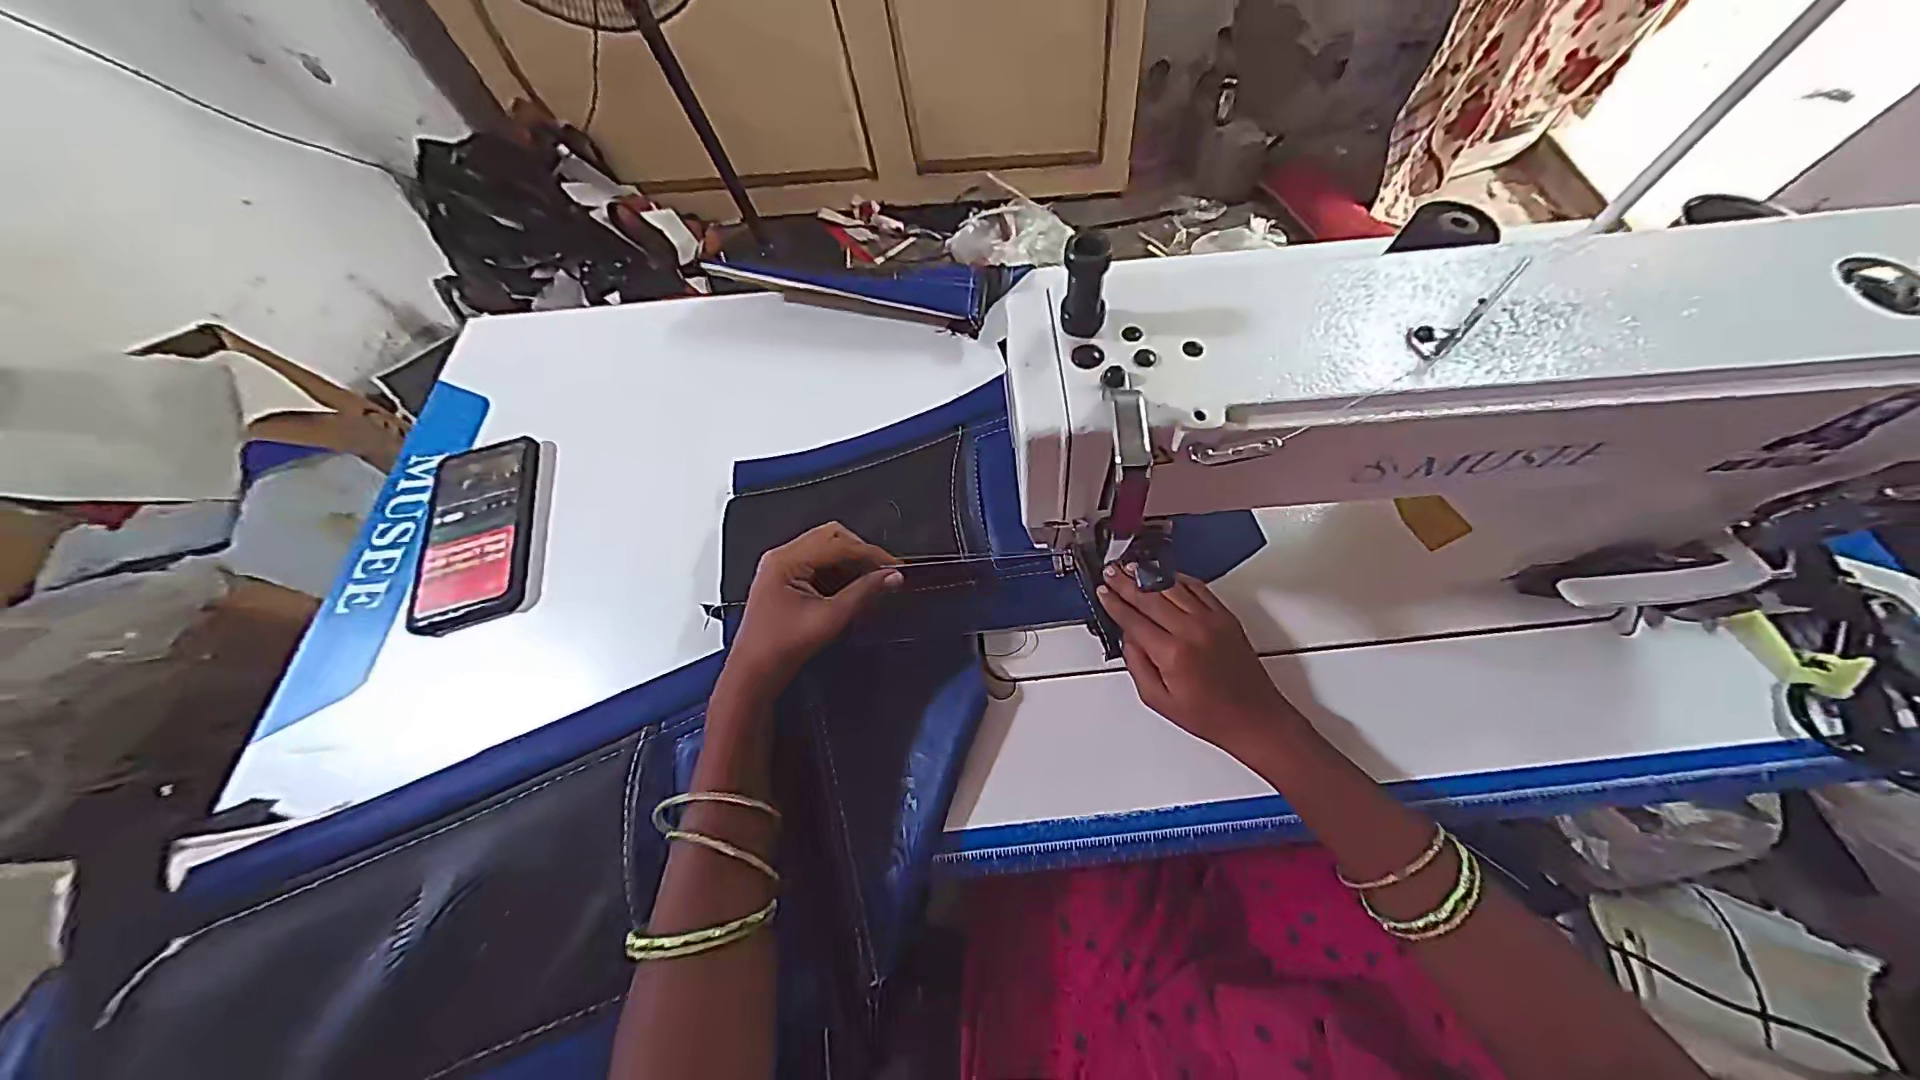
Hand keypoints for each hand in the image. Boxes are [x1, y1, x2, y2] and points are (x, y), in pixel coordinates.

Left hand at [726, 522, 902, 688]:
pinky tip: (853, 592)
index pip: (838, 543)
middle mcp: (782, 558)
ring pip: (828, 550)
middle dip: (862, 553)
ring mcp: (783, 568)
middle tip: (884, 571)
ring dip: (851, 564)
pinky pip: (820, 565)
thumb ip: (864, 593)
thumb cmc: (777, 649)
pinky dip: (840, 575)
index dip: (870, 553)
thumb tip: (889, 577)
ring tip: (872, 584)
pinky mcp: (787, 580)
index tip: (893, 566)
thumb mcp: (830, 618)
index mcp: (786, 560)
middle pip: (833, 537)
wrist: (755, 673)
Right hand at [1096, 567, 1300, 754]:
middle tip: (1111, 572)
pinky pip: (1198, 588)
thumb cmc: (1211, 714)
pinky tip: (1166, 575)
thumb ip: (1137, 665)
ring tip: (1131, 568)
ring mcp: (1211, 621)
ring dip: (1148, 574)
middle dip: (1125, 582)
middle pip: (1149, 596)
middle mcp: (1192, 631)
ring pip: (1172, 586)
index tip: (1103, 593)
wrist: (1254, 718)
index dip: (1114, 603)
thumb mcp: (1158, 699)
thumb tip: (1127, 638)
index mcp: (1172, 653)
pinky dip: (1179, 578)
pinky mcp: (1225, 617)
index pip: (1133, 618)